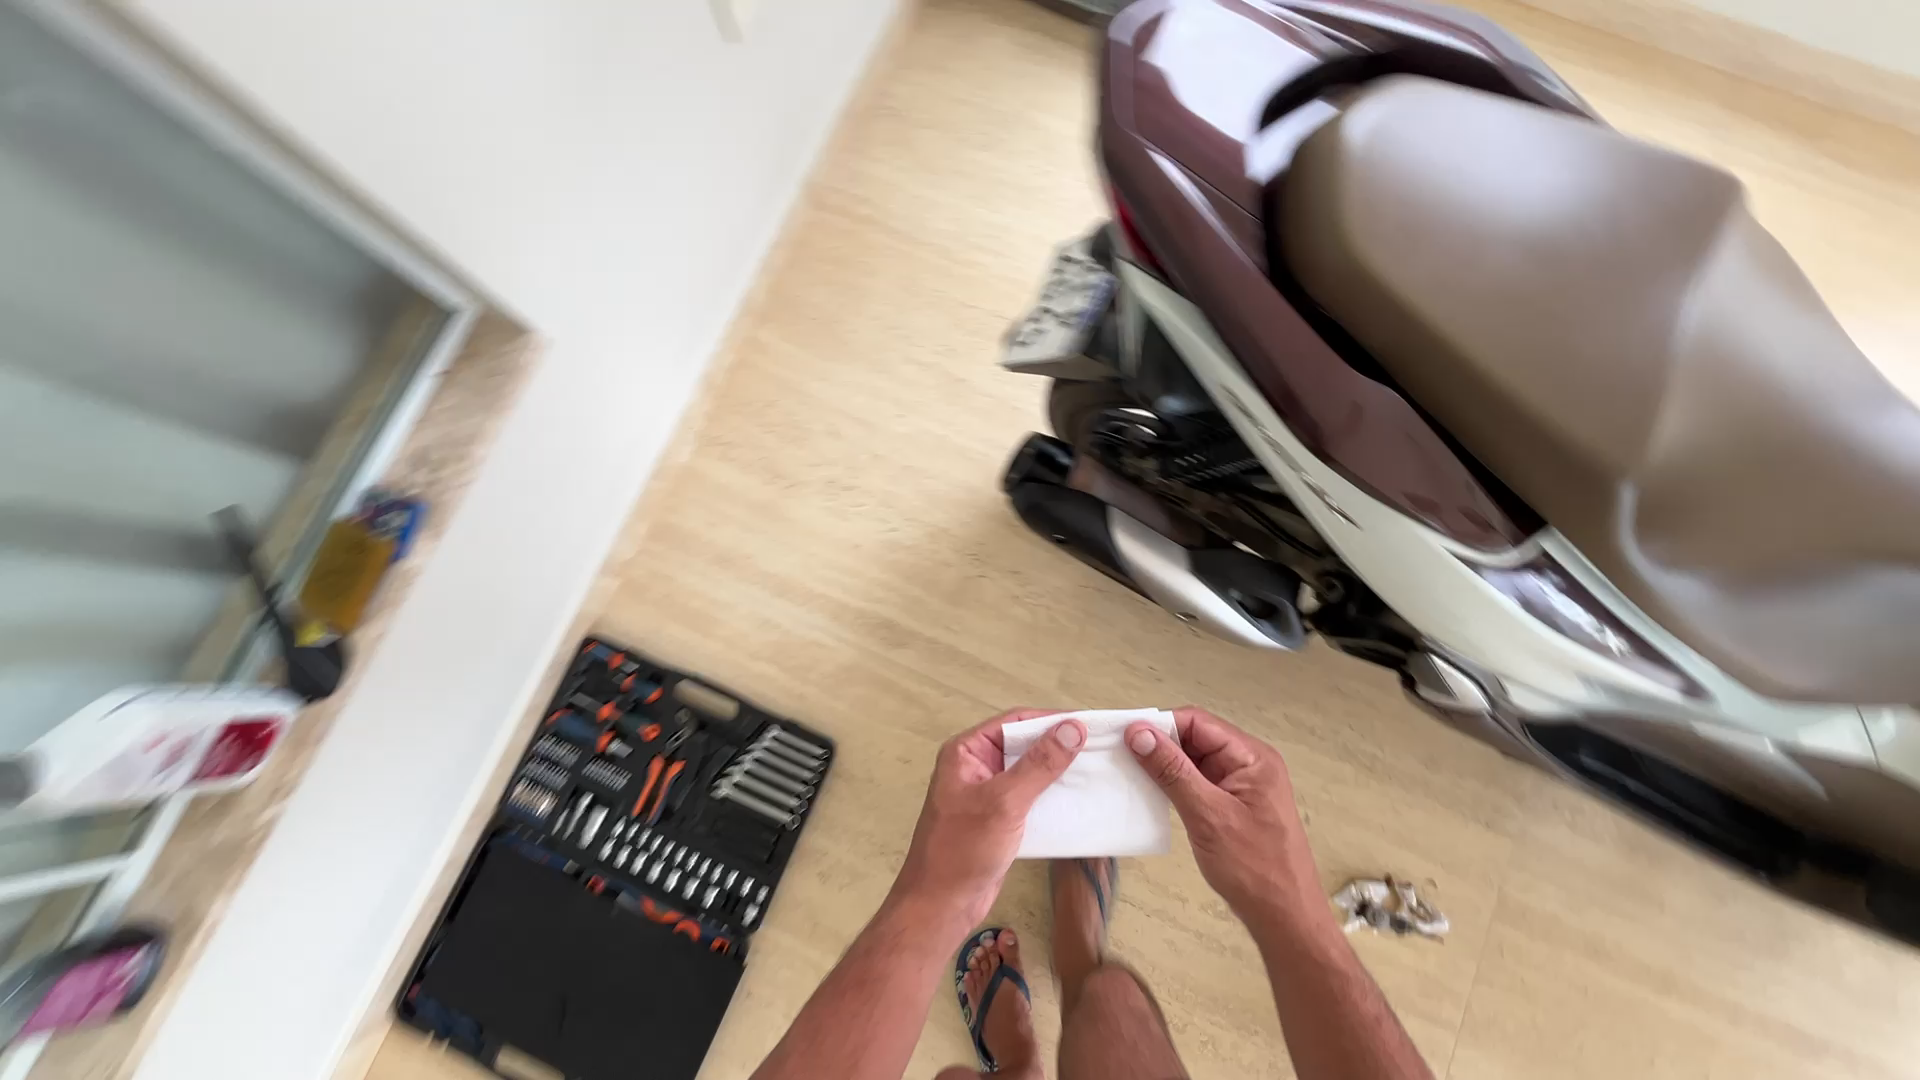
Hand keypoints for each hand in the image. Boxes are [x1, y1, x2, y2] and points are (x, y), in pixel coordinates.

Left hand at [894, 709, 1086, 924]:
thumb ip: (1040, 764)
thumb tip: (1074, 728)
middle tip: (1099, 747)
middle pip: (1023, 744)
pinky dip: (1052, 797)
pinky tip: (1078, 801)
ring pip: (1029, 772)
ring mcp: (987, 793)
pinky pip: (1030, 798)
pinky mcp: (998, 819)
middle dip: (1058, 745)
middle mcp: (976, 766)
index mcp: (967, 751)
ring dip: (1057, 772)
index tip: (1088, 723)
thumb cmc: (964, 848)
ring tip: (1096, 771)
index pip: (1014, 721)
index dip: (1051, 719)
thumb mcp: (1005, 801)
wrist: (941, 906)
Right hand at [1127, 707, 1324, 932]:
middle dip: (1159, 744)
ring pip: (1193, 760)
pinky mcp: (1232, 805)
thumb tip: (1138, 732)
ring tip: (1128, 773)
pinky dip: (1174, 784)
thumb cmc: (1253, 867)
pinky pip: (1197, 781)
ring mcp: (1241, 785)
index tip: (1124, 737)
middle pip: (1195, 737)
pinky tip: (1150, 793)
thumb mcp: (1207, 815)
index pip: (1197, 722)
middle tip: (1120, 755)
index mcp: (1251, 757)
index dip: (1160, 725)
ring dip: (1164, 765)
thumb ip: (1172, 771)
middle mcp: (1248, 763)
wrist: (1286, 920)